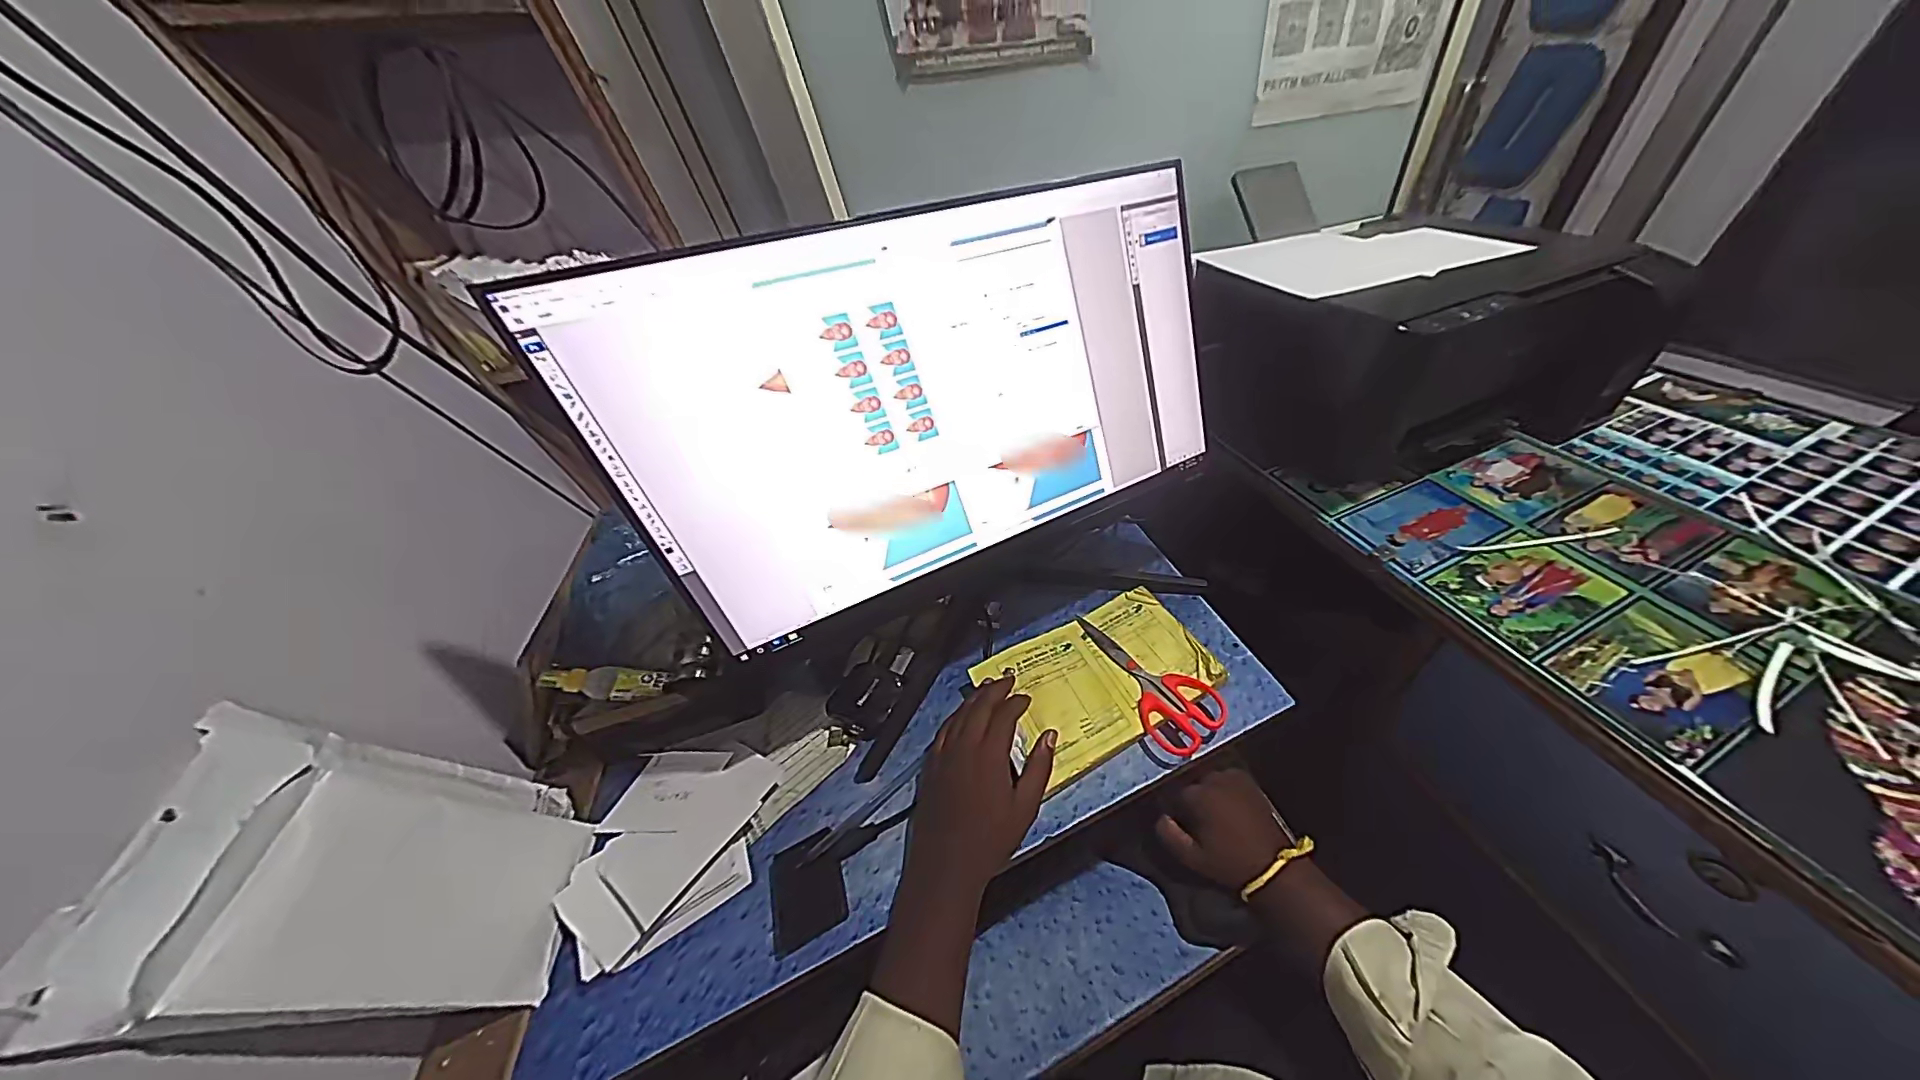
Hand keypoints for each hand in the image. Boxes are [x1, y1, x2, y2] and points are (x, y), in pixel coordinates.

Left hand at [902, 676, 1056, 896]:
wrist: (946, 863)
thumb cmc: (990, 839)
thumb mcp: (1025, 806)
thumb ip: (1039, 768)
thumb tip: (1049, 737)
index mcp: (988, 754)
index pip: (1003, 715)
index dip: (1016, 702)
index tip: (1026, 698)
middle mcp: (963, 747)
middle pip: (978, 706)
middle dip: (995, 689)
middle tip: (1008, 680)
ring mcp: (943, 755)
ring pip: (959, 715)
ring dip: (974, 698)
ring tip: (986, 689)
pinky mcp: (930, 765)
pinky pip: (943, 730)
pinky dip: (956, 716)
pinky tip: (961, 717)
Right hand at [1155, 766, 1293, 892]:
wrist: (1273, 867)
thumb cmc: (1229, 863)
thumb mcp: (1191, 857)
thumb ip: (1168, 834)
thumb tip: (1162, 817)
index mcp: (1196, 796)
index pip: (1173, 795)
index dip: (1176, 811)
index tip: (1181, 825)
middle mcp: (1213, 780)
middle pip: (1191, 785)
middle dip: (1192, 800)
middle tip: (1198, 822)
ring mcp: (1233, 778)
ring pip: (1208, 780)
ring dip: (1207, 793)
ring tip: (1214, 815)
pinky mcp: (1249, 782)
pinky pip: (1226, 779)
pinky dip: (1223, 788)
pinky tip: (1228, 806)